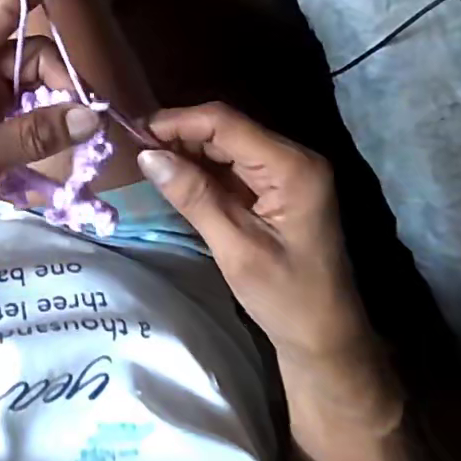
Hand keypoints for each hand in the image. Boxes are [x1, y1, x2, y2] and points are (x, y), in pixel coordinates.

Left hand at [0, 0, 102, 251]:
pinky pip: (25, 117)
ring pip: (33, 87)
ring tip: (71, 155)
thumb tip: (92, 115)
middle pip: (30, 55)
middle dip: (60, 83)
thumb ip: (33, 133)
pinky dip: (43, 137)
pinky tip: (56, 173)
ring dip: (56, 115)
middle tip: (84, 126)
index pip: (3, 8)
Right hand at [138, 104, 393, 417]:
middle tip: (134, 149)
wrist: (326, 338)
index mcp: (291, 168)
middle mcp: (292, 158)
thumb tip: (147, 155)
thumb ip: (193, 196)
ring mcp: (285, 171)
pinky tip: (173, 174)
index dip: (178, 122)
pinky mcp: (274, 185)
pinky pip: (230, 162)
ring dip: (186, 148)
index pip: (226, 123)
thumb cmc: (287, 297)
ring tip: (147, 160)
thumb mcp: (235, 248)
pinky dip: (199, 165)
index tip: (135, 132)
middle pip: (225, 127)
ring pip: (224, 142)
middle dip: (179, 134)